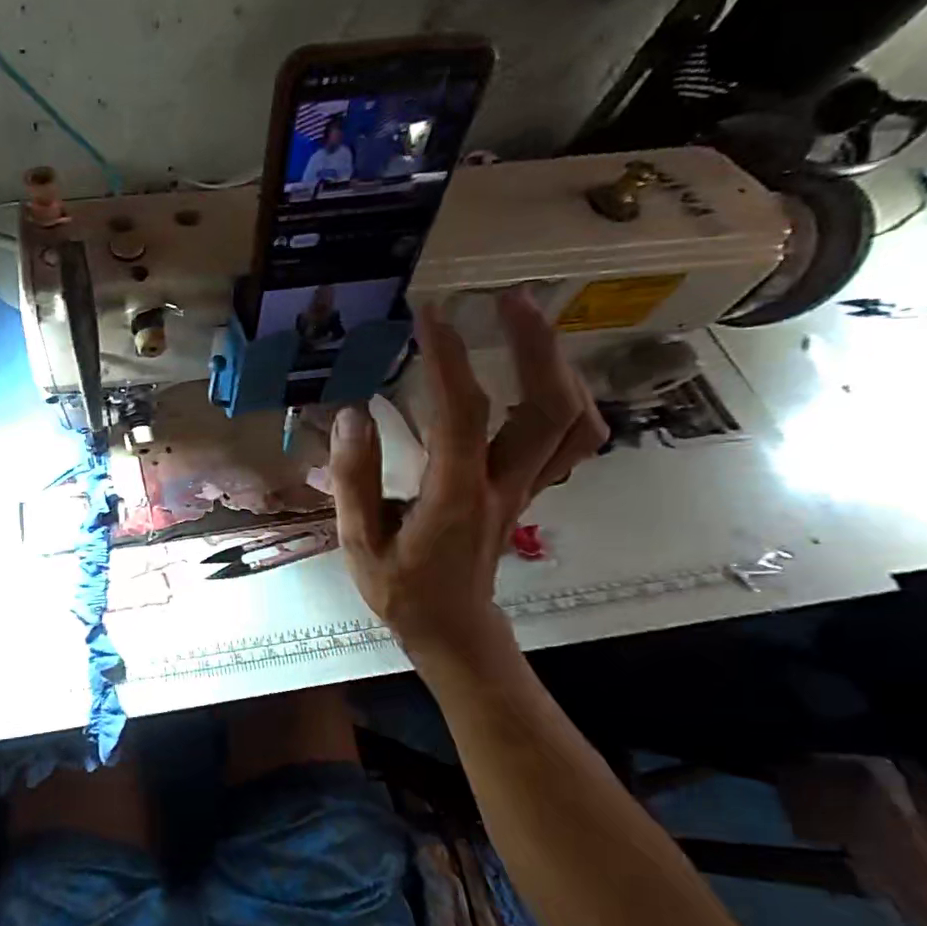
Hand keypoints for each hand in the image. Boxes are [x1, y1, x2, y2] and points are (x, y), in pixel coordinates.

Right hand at [330, 293, 607, 665]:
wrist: (451, 626)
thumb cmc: (402, 588)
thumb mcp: (359, 544)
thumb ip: (354, 480)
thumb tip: (353, 413)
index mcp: (455, 497)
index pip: (462, 415)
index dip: (449, 359)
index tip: (430, 314)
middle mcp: (503, 485)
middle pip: (548, 411)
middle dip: (536, 346)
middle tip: (511, 299)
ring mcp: (526, 486)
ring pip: (573, 424)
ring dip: (559, 366)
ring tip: (529, 324)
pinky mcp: (531, 486)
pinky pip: (573, 441)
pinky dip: (571, 400)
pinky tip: (545, 374)